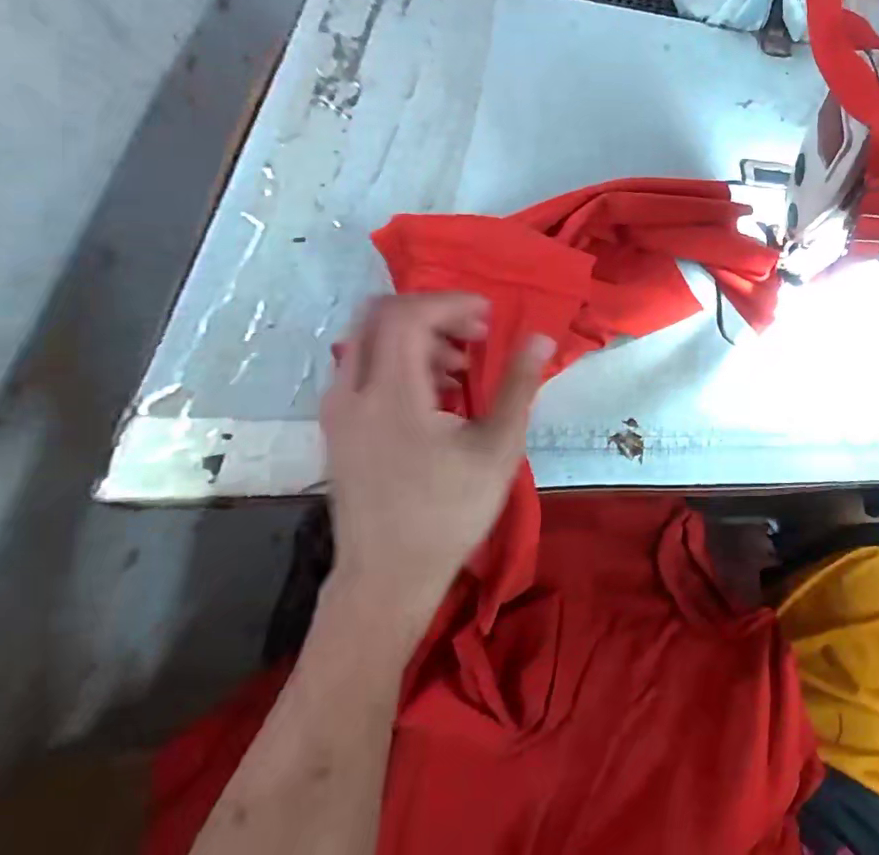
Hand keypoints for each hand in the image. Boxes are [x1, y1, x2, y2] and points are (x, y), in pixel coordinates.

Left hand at [320, 292, 553, 635]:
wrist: (388, 574)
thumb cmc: (450, 511)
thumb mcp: (498, 447)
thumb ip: (519, 386)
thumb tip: (541, 339)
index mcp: (391, 395)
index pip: (407, 316)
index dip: (451, 304)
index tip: (490, 317)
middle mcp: (351, 393)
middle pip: (379, 317)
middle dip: (433, 314)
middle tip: (475, 334)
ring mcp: (337, 411)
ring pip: (369, 342)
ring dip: (418, 339)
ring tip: (462, 368)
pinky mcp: (337, 427)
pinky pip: (364, 369)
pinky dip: (402, 362)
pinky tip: (437, 394)